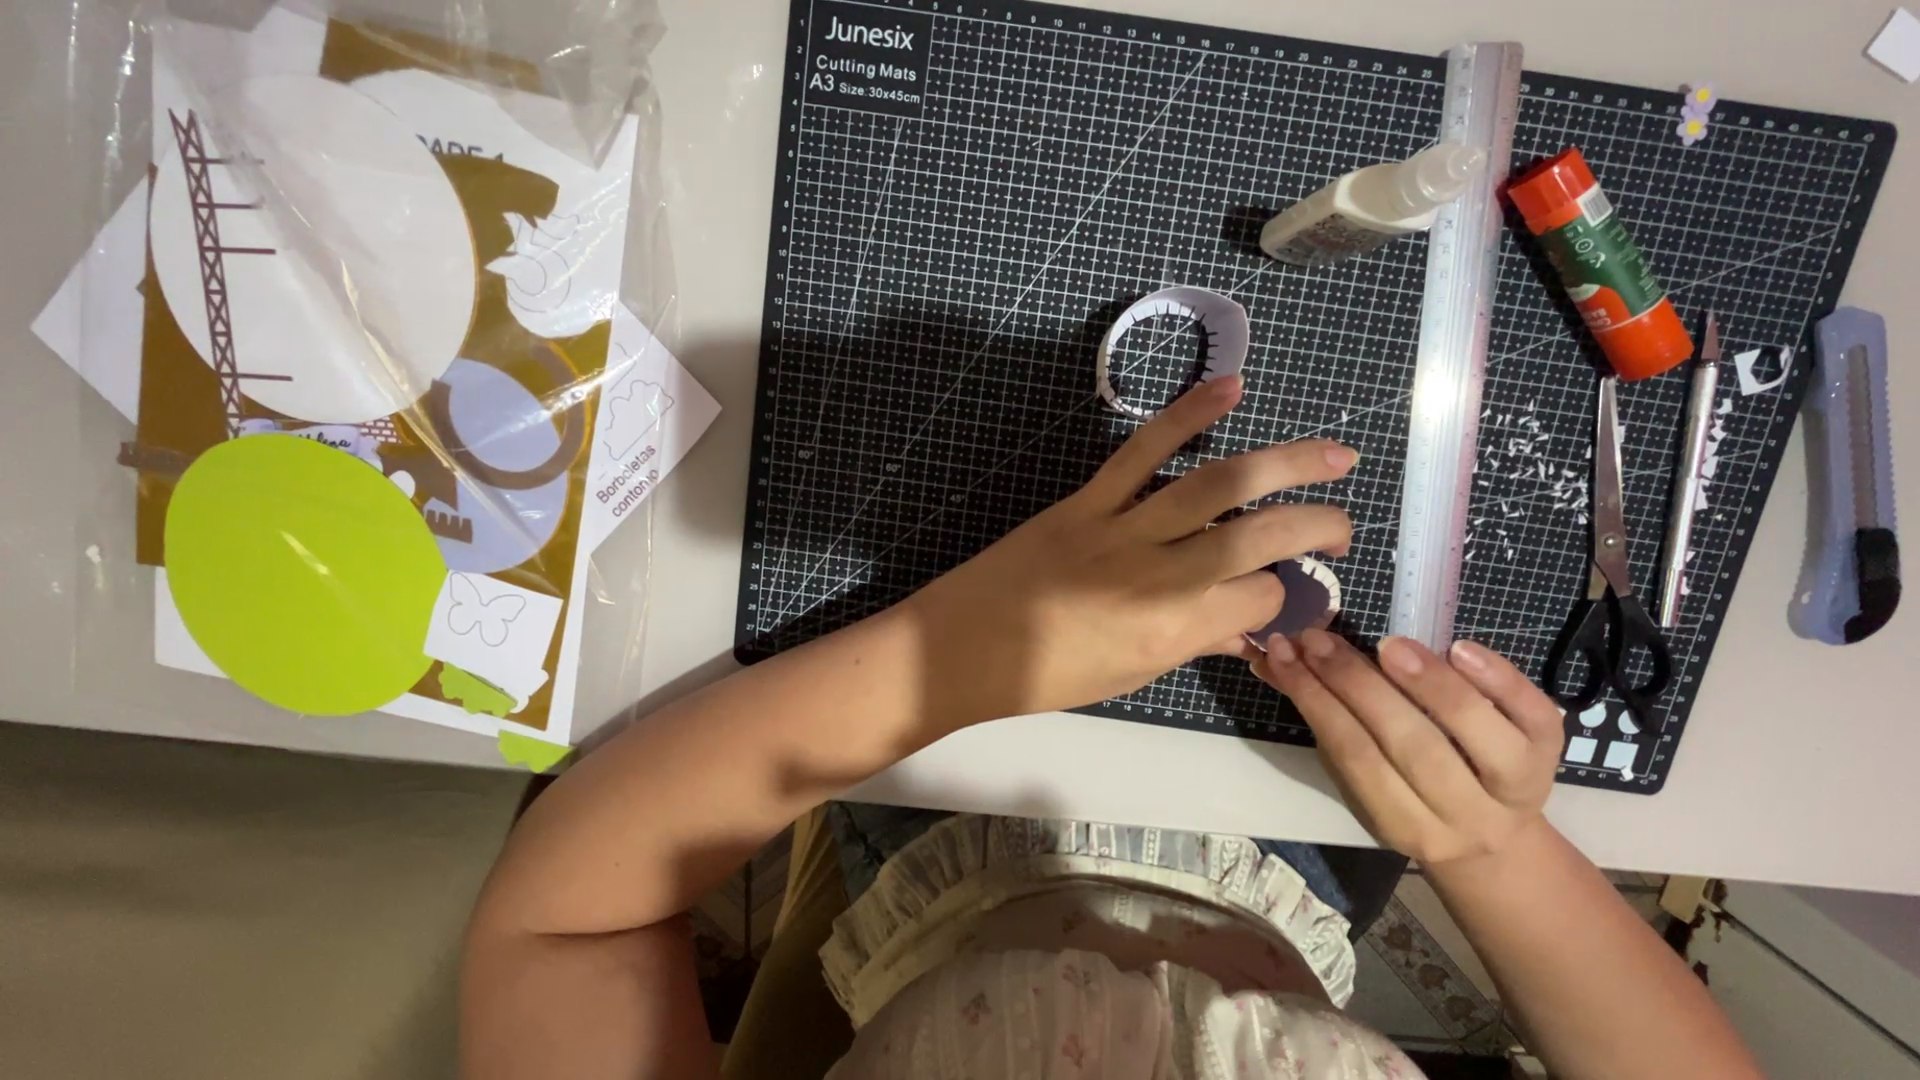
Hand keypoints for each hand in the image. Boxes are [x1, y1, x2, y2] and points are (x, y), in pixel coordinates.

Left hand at [906, 376, 1355, 726]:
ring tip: (1334, 452)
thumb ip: (1193, 642)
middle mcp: (1160, 577)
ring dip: (1284, 462)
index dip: (1284, 595)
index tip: (1286, 589)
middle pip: (1259, 537)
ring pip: (1218, 485)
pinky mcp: (1085, 500)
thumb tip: (1248, 626)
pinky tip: (1230, 388)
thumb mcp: (1130, 674)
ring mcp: (1122, 530)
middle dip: (1315, 523)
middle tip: (1344, 521)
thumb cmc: (1045, 676)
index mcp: (1173, 631)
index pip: (1261, 599)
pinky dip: (1187, 414)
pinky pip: (1143, 451)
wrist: (961, 647)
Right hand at [1254, 631, 1563, 865]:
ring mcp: (1515, 790)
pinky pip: (1535, 717)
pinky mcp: (1552, 756)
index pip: (1351, 752)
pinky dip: (1500, 680)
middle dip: (1357, 685)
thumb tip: (1268, 659)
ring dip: (1428, 684)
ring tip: (1387, 644)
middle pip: (1409, 745)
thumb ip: (1321, 718)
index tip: (1285, 652)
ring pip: (1475, 736)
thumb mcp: (1360, 774)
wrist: (1494, 845)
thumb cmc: (1406, 797)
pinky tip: (1460, 646)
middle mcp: (1461, 815)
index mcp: (1403, 822)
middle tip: (1319, 639)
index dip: (1315, 698)